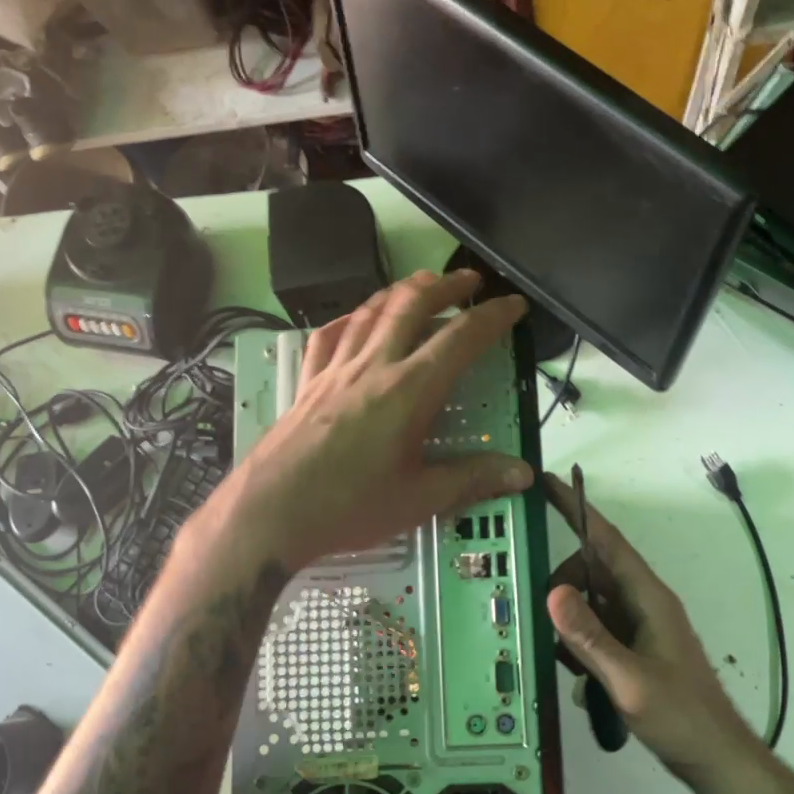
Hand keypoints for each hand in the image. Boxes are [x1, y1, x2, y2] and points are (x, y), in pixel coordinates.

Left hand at [208, 270, 534, 570]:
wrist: (270, 513)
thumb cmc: (349, 508)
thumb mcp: (419, 500)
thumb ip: (472, 480)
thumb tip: (523, 474)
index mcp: (408, 391)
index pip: (460, 339)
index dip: (492, 317)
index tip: (513, 305)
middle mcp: (372, 367)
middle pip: (410, 306)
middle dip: (445, 286)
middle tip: (469, 280)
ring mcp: (334, 370)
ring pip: (369, 311)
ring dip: (401, 291)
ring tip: (421, 286)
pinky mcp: (307, 383)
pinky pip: (329, 335)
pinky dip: (350, 318)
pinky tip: (356, 319)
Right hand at [542, 473, 760, 780]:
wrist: (714, 756)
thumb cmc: (680, 716)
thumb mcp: (629, 679)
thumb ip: (590, 637)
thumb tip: (553, 592)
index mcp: (648, 598)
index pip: (606, 540)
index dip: (576, 509)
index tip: (546, 482)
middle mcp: (642, 603)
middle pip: (590, 571)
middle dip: (561, 585)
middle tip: (541, 617)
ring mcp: (638, 627)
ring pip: (589, 602)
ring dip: (568, 621)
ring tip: (560, 655)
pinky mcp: (633, 649)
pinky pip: (594, 630)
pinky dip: (578, 643)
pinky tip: (576, 673)